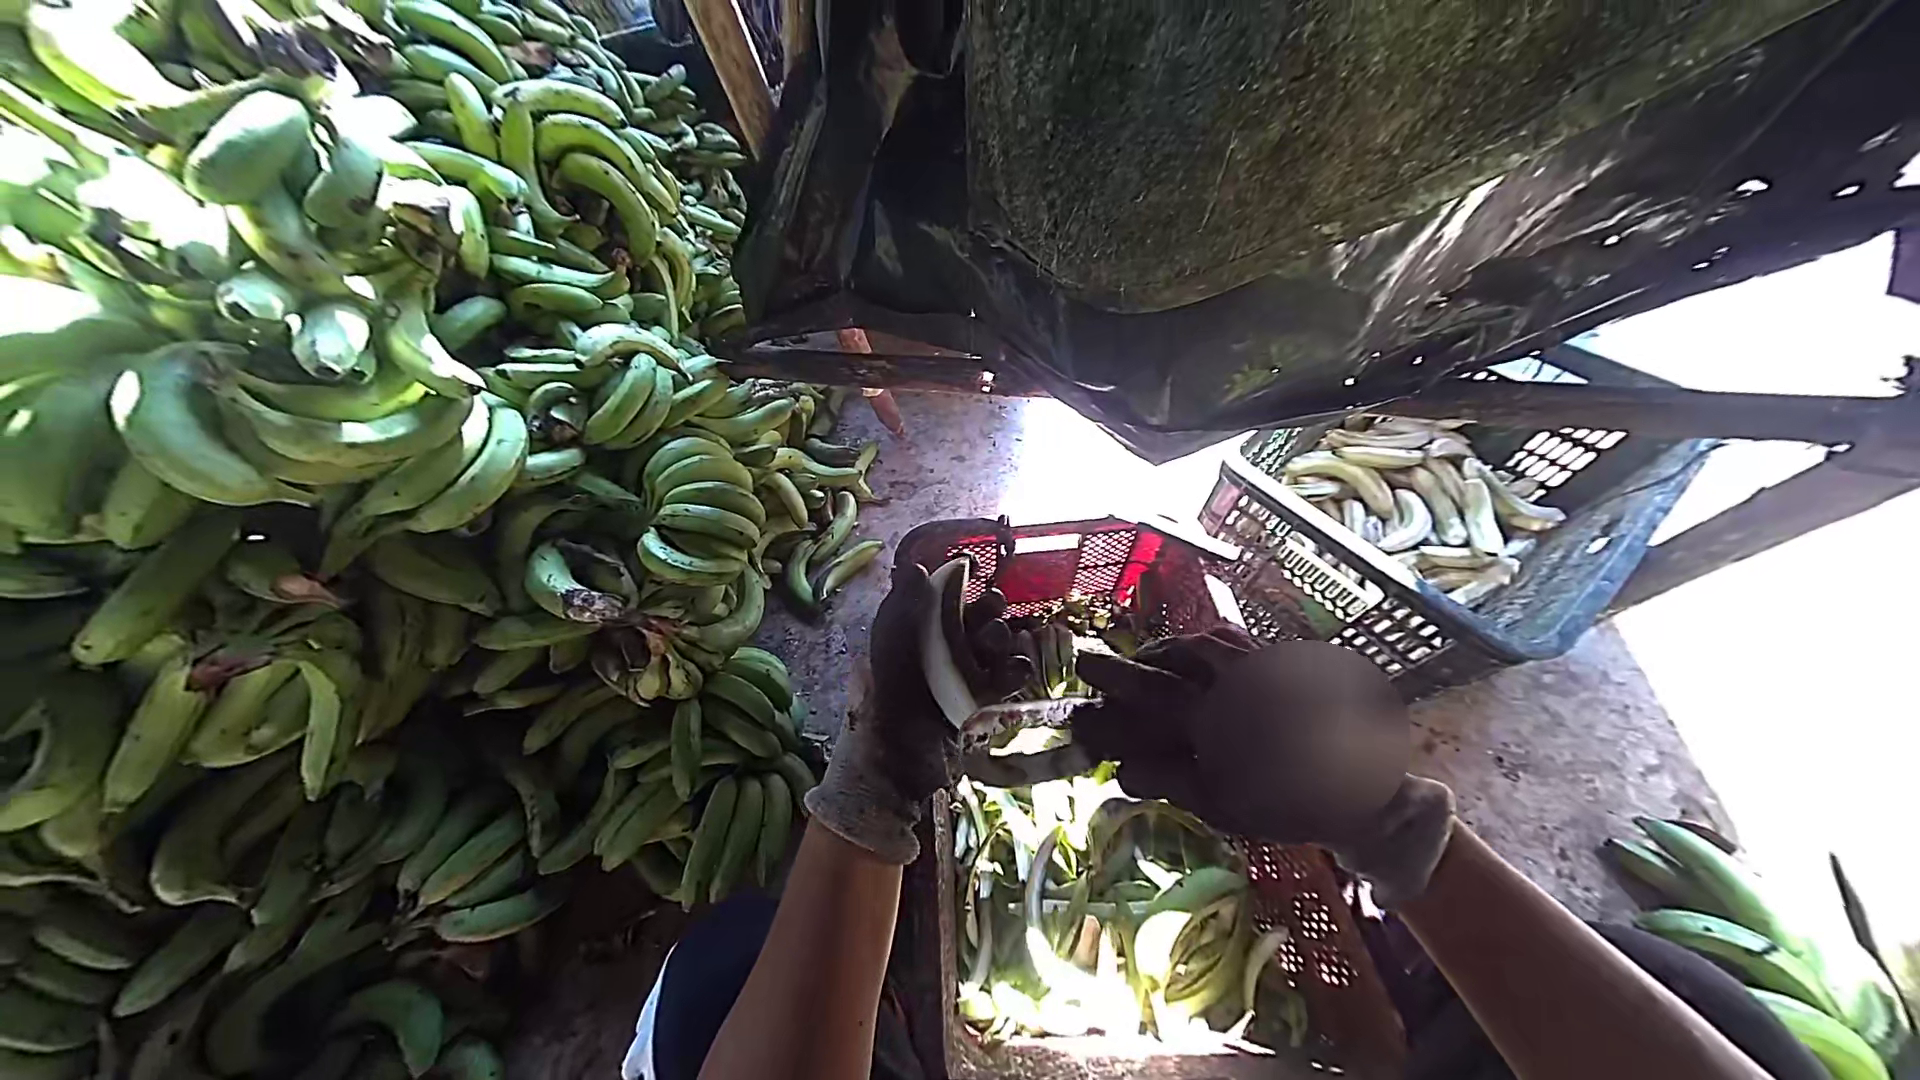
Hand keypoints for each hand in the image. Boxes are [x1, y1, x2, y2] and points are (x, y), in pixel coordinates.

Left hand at [804, 521, 1029, 862]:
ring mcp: (968, 671)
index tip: (974, 567)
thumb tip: (918, 566)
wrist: (899, 750)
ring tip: (994, 643)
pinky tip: (1011, 668)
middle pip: (981, 614)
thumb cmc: (889, 688)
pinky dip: (1015, 670)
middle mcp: (947, 644)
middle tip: (991, 608)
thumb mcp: (889, 639)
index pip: (948, 592)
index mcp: (922, 626)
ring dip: (1002, 636)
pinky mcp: (986, 699)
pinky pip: (1009, 677)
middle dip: (990, 606)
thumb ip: (904, 601)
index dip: (963, 577)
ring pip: (999, 642)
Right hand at [1072, 629, 1454, 904]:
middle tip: (1129, 666)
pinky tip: (1211, 661)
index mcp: (1219, 715)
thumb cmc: (1289, 800)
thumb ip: (1172, 781)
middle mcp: (1238, 680)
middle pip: (1178, 652)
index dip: (1115, 676)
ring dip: (1178, 649)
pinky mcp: (1283, 662)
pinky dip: (1212, 645)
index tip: (1086, 664)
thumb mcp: (1225, 803)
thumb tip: (1124, 770)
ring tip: (1164, 661)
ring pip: (1207, 639)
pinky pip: (1237, 641)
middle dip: (1147, 657)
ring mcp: (1264, 665)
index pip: (1152, 690)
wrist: (1363, 788)